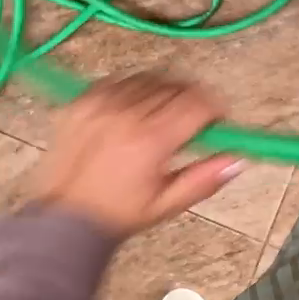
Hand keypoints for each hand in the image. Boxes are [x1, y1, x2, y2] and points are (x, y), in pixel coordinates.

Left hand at [29, 74, 241, 237]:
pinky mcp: (82, 102)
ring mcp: (102, 105)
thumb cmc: (117, 214)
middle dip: (192, 99)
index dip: (215, 107)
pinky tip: (134, 109)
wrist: (60, 220)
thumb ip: (204, 179)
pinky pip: (121, 80)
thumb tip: (238, 159)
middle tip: (191, 118)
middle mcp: (127, 115)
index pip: (198, 103)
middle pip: (178, 87)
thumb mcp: (166, 204)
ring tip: (161, 114)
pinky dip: (134, 89)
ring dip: (164, 92)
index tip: (217, 117)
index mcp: (150, 141)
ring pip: (151, 79)